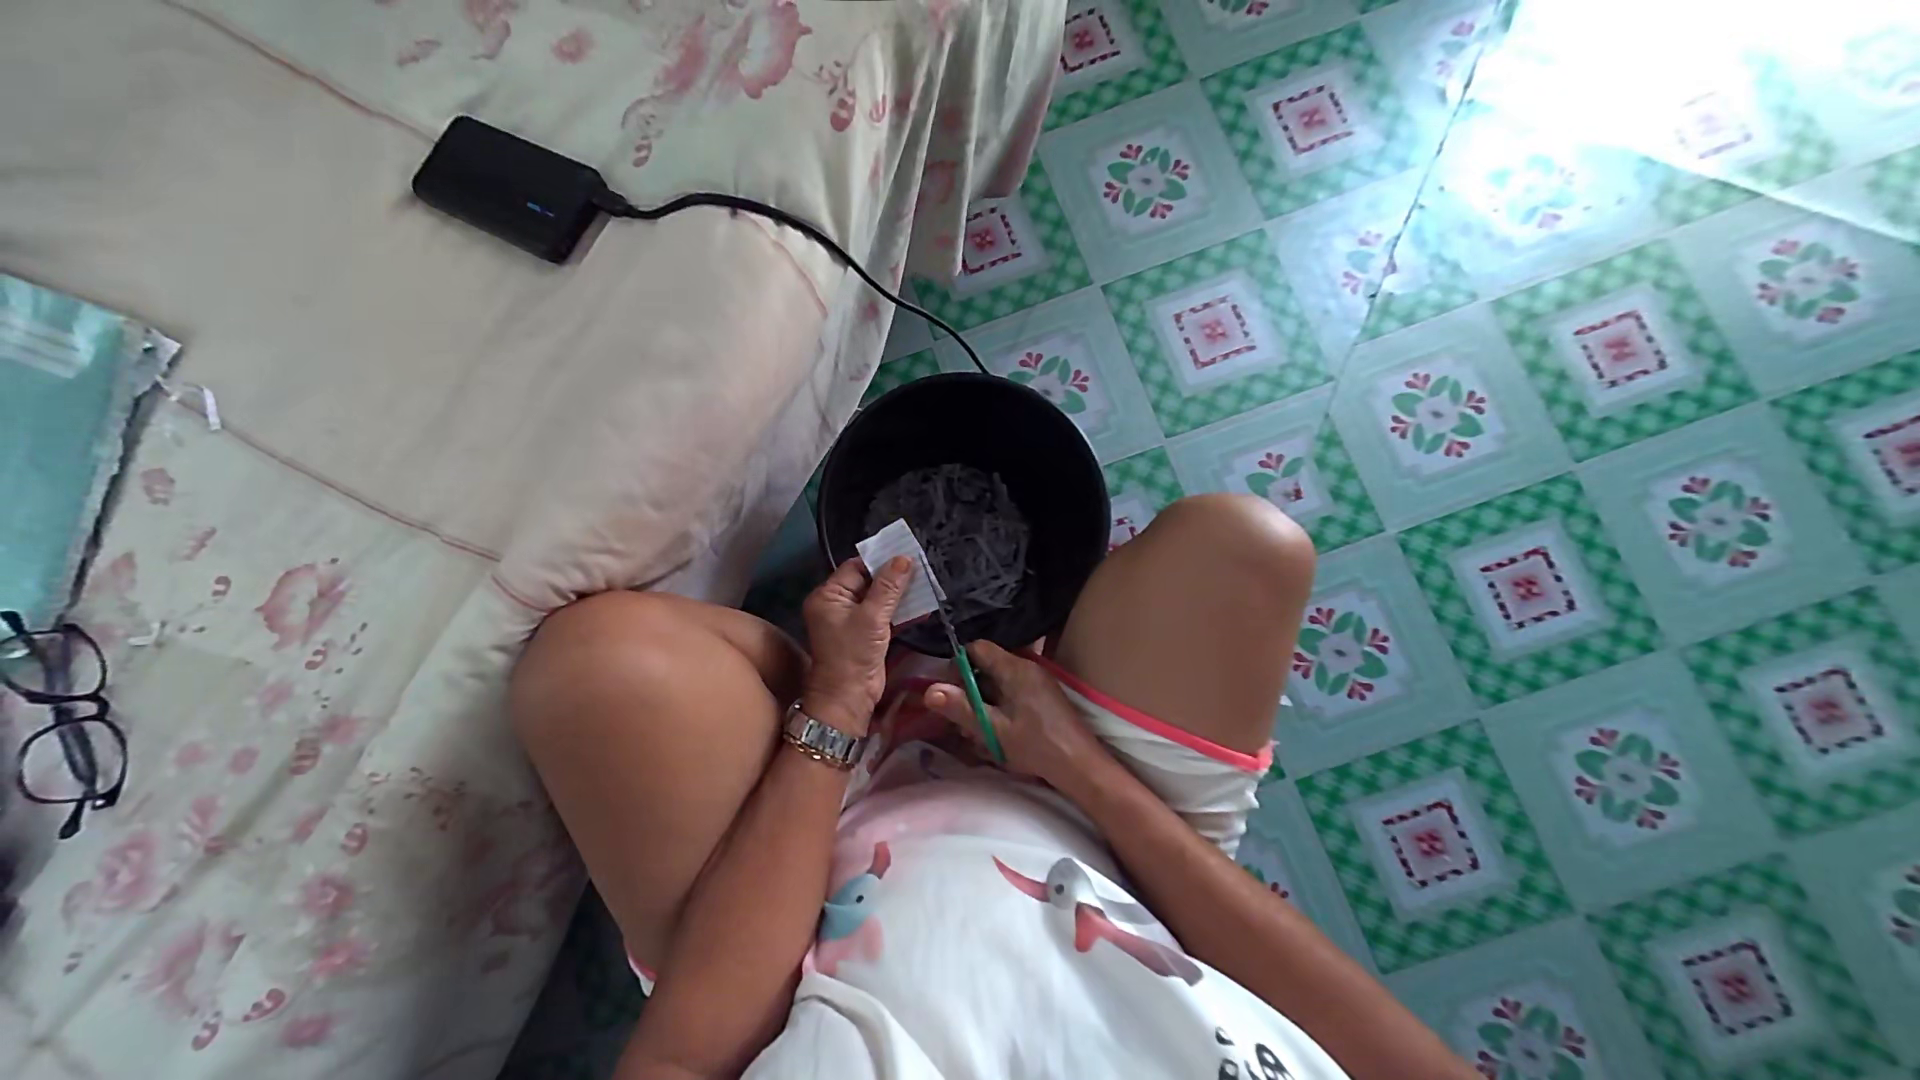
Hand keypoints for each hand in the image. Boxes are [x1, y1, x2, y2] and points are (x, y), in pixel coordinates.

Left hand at [799, 556, 912, 735]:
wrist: (849, 697)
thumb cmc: (853, 654)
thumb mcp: (872, 617)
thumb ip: (888, 586)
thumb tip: (903, 558)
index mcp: (828, 596)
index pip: (855, 568)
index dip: (880, 560)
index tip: (905, 553)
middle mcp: (836, 604)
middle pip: (867, 581)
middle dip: (892, 576)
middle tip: (919, 565)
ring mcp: (851, 620)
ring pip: (878, 598)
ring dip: (899, 593)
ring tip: (924, 582)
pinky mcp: (865, 634)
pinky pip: (883, 614)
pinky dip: (899, 610)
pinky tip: (921, 605)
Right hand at [920, 640, 1113, 793]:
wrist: (1080, 765)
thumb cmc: (1036, 745)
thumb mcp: (994, 729)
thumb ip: (962, 708)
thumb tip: (930, 690)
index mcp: (1014, 668)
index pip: (977, 648)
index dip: (958, 665)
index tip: (951, 692)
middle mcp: (1027, 667)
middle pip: (987, 665)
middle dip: (969, 690)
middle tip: (961, 719)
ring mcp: (1038, 681)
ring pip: (999, 682)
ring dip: (984, 703)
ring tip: (978, 732)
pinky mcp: (1044, 696)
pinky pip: (1013, 692)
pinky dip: (1000, 708)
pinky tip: (998, 733)